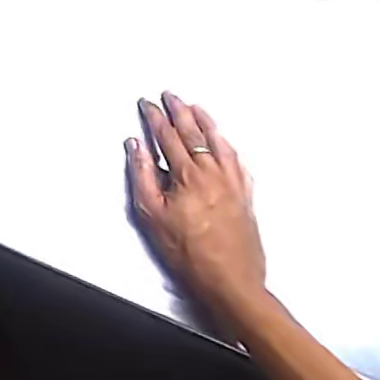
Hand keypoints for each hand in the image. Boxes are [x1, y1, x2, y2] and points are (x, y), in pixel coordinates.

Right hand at [127, 93, 265, 314]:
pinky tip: (224, 142)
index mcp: (188, 176)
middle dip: (180, 111)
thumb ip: (141, 174)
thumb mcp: (151, 213)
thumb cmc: (187, 251)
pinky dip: (228, 147)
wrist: (230, 283)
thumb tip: (135, 145)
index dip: (155, 117)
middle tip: (170, 95)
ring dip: (206, 123)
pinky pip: (238, 164)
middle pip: (194, 134)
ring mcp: (232, 185)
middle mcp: (212, 174)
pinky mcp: (245, 198)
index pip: (167, 137)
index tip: (147, 103)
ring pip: (219, 144)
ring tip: (197, 107)